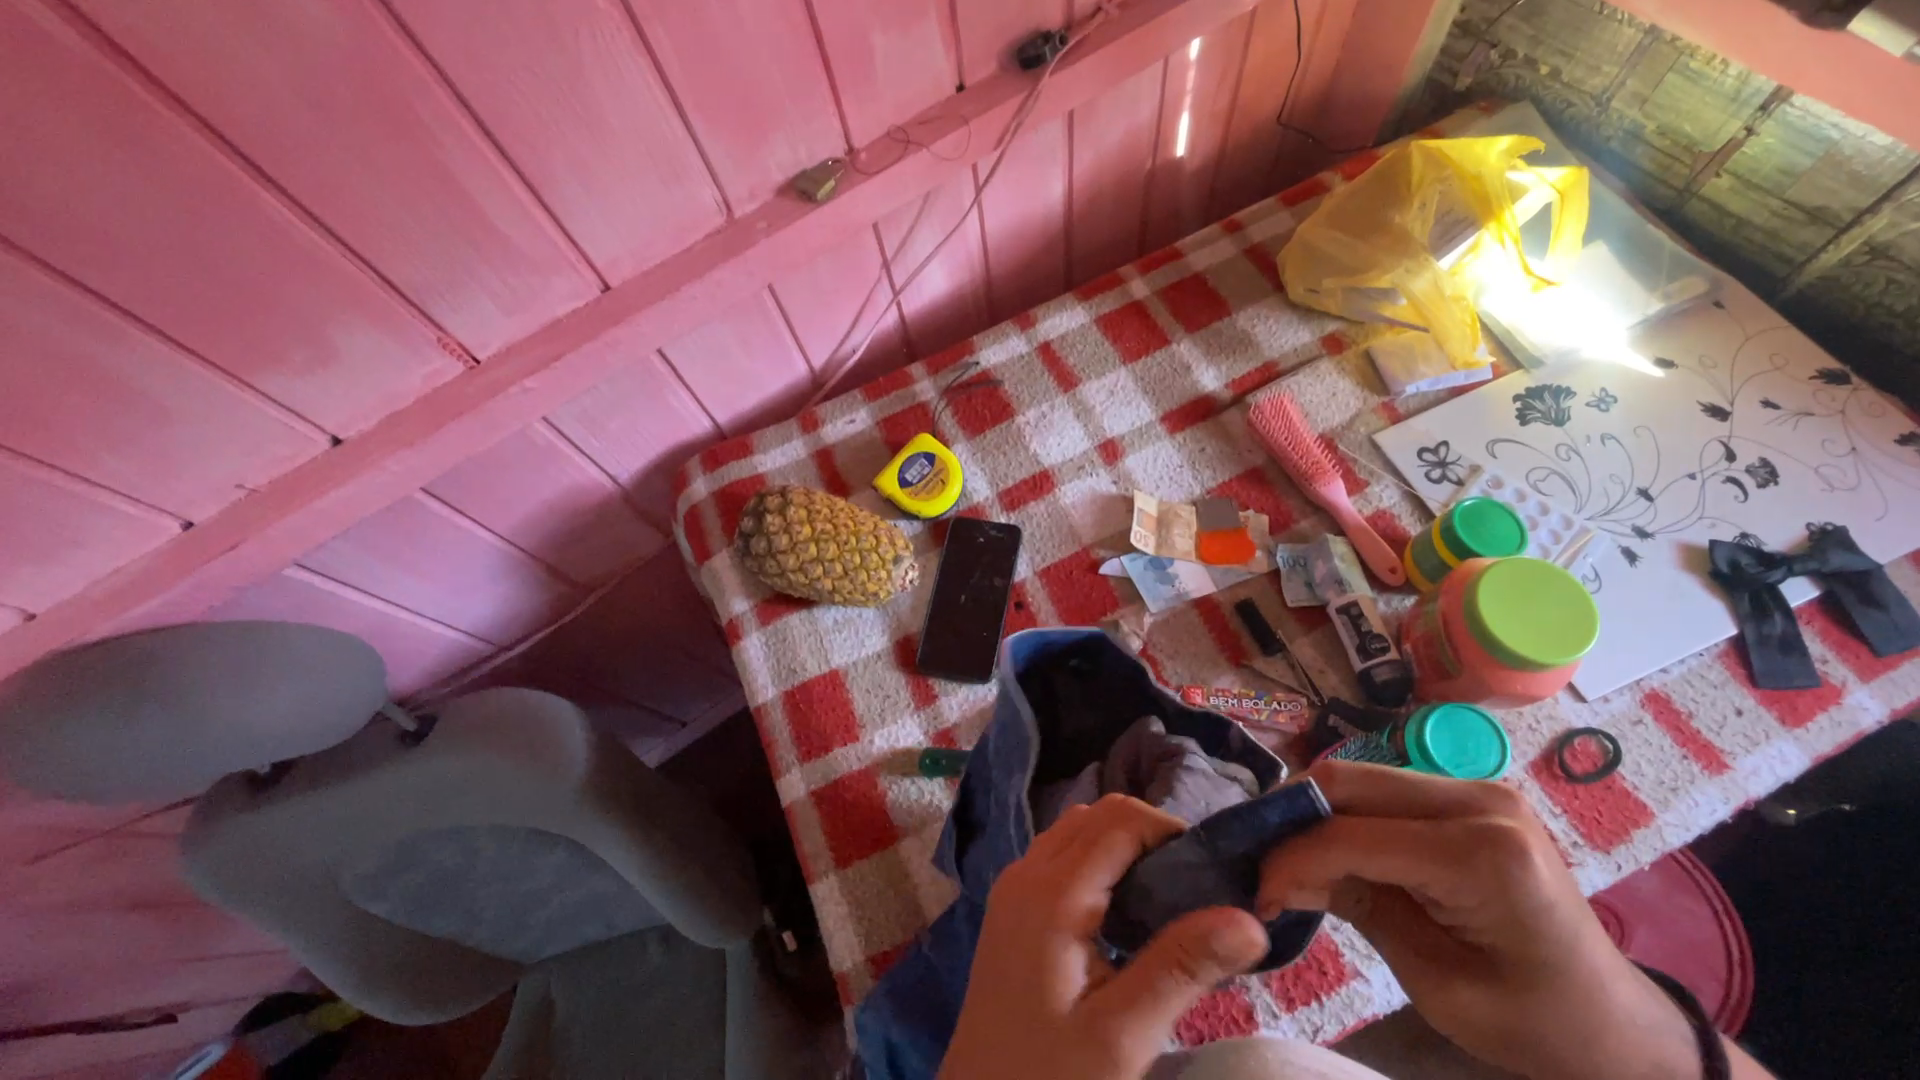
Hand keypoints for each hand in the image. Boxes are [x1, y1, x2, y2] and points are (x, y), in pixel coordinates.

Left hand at [939, 794, 1269, 1079]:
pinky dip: (1098, 863)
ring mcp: (1013, 888)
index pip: (1120, 819)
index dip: (1170, 831)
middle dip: (1151, 836)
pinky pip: (1060, 857)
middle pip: (1097, 815)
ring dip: (1124, 847)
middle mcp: (1027, 873)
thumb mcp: (1122, 1034)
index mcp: (1053, 894)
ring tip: (1164, 903)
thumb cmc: (1050, 1075)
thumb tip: (1250, 918)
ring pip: (1077, 832)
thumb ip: (1181, 967)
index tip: (1210, 876)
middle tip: (1193, 891)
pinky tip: (1122, 916)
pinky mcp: (1011, 908)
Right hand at [1255, 762, 1704, 1079]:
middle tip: (1261, 866)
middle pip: (1347, 782)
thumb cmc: (1532, 1021)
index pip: (1349, 835)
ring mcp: (1476, 788)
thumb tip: (1275, 874)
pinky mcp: (1468, 794)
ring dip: (1313, 814)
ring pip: (1357, 778)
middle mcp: (1479, 799)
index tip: (1256, 894)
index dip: (1289, 859)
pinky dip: (1343, 816)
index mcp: (1481, 854)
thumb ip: (1356, 907)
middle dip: (1291, 820)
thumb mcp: (1435, 981)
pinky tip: (1329, 851)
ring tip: (1287, 860)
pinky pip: (1382, 790)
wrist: (1614, 1022)